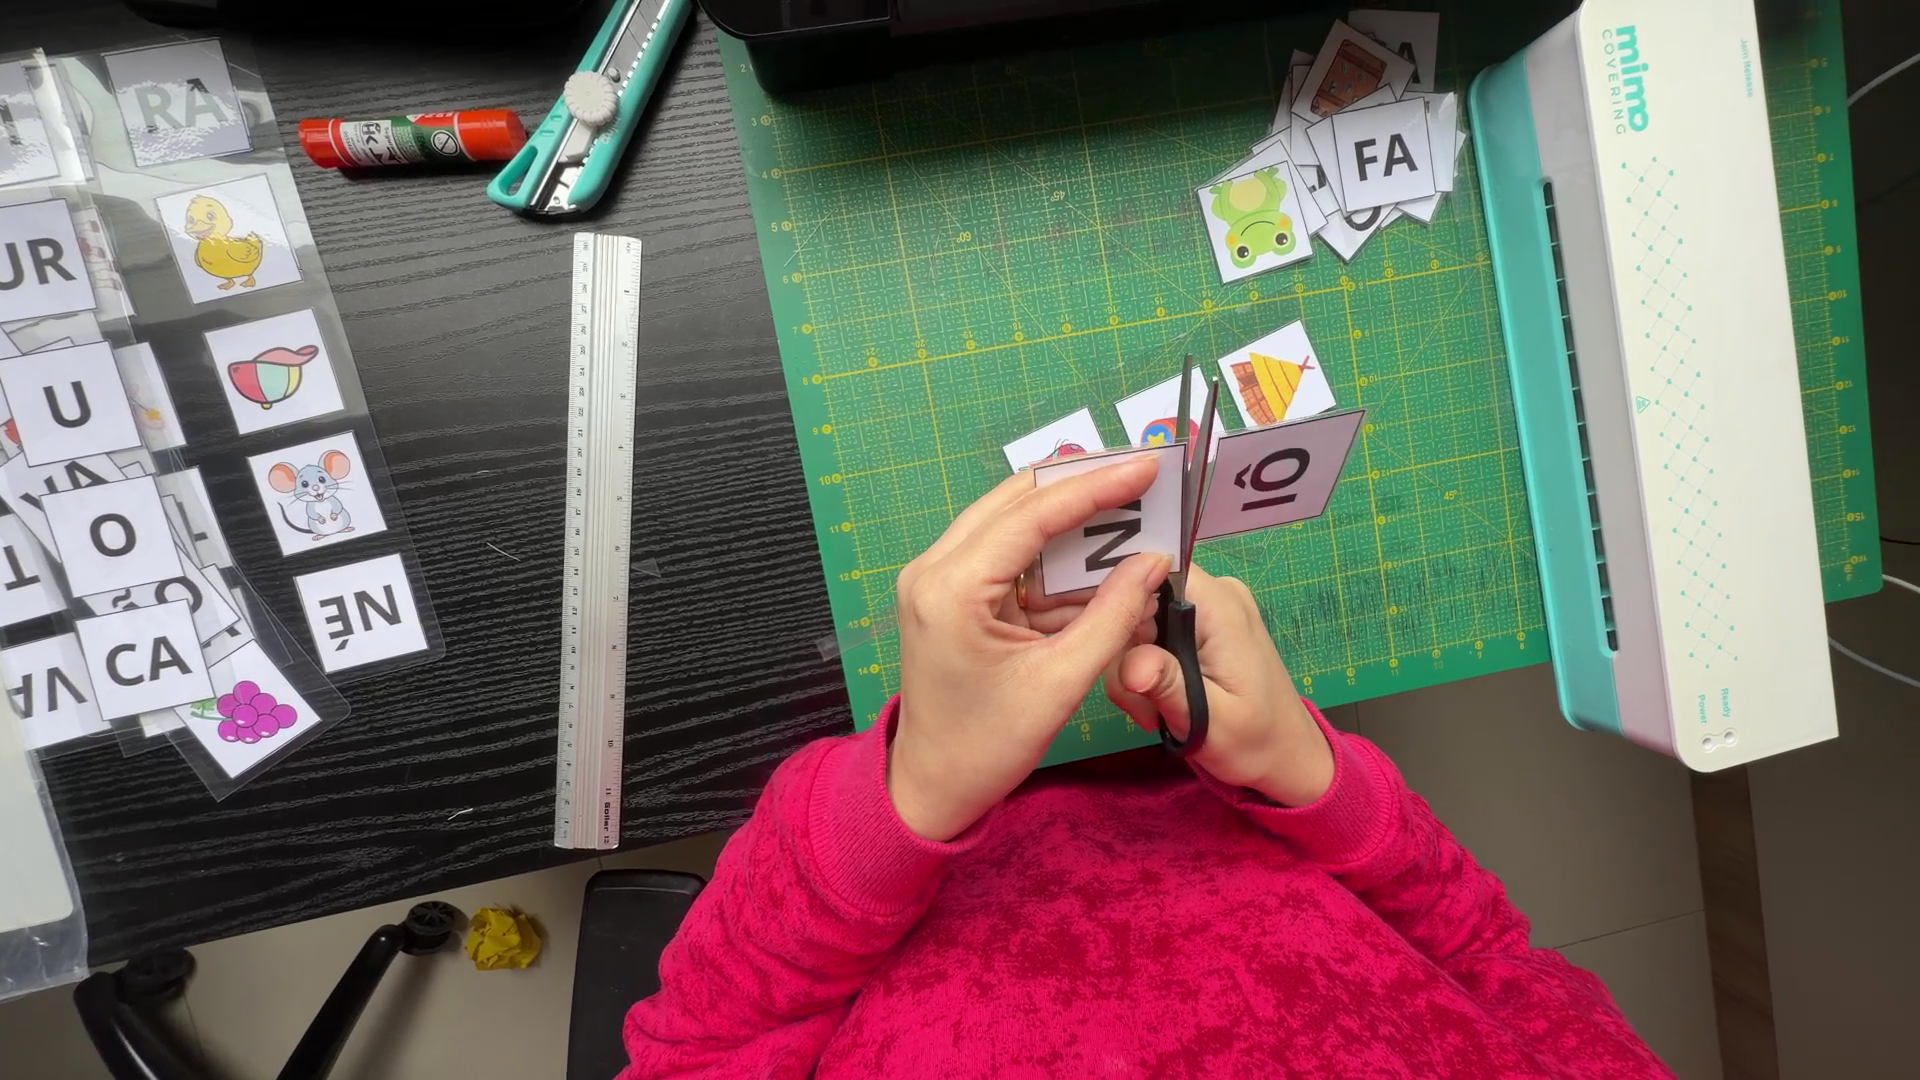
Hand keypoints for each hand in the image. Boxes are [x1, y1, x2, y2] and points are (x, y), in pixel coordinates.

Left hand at [889, 457, 1171, 841]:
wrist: (933, 784)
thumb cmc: (989, 745)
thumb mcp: (1060, 682)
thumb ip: (1113, 617)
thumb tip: (1155, 561)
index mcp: (951, 590)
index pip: (1030, 516)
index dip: (1095, 487)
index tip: (1146, 466)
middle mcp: (933, 569)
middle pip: (1014, 502)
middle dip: (1080, 486)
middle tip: (1139, 474)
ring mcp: (936, 577)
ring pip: (1009, 521)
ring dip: (1067, 517)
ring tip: (1126, 506)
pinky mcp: (948, 590)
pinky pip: (1006, 554)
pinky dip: (1050, 555)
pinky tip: (1094, 557)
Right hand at [1103, 565, 1332, 805]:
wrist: (1286, 759)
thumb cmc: (1254, 742)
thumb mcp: (1207, 719)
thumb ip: (1167, 684)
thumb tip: (1130, 663)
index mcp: (1219, 605)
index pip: (1151, 569)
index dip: (1121, 602)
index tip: (1115, 650)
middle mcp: (1214, 594)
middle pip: (1140, 598)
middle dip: (1127, 649)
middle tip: (1139, 700)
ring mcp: (1207, 609)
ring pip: (1140, 620)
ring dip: (1135, 665)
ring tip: (1152, 708)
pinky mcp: (1200, 626)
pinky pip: (1154, 632)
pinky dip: (1147, 666)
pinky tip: (1157, 699)